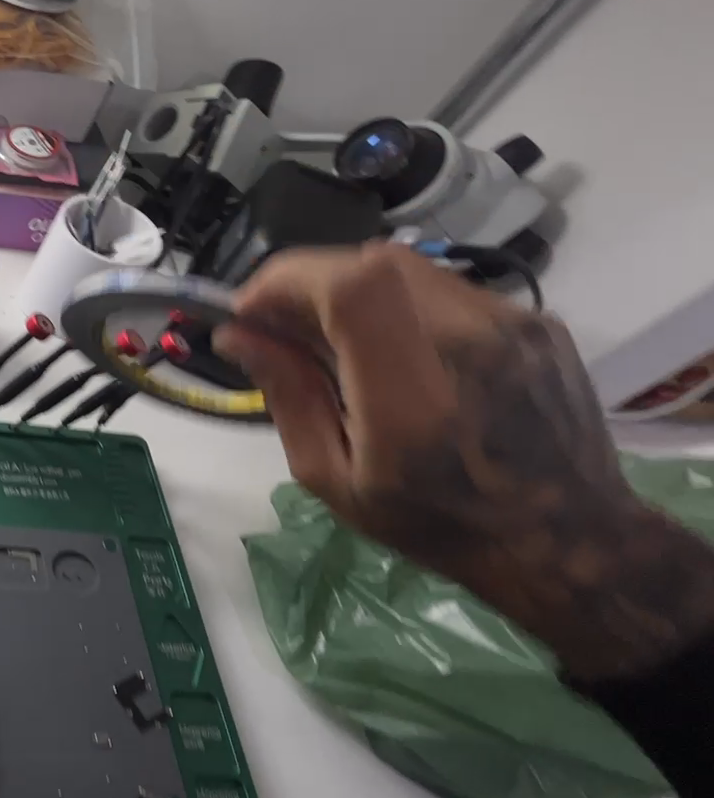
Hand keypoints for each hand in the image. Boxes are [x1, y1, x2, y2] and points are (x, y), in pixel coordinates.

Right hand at [215, 243, 713, 681]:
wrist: (561, 534)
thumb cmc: (427, 519)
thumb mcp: (329, 474)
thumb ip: (287, 395)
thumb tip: (237, 336)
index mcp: (413, 396)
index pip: (353, 288)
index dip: (287, 281)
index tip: (247, 311)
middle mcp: (472, 342)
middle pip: (373, 264)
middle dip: (304, 283)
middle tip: (274, 325)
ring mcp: (514, 324)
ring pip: (406, 268)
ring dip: (344, 291)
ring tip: (319, 338)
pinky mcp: (534, 321)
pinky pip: (441, 288)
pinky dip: (390, 303)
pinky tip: (378, 347)